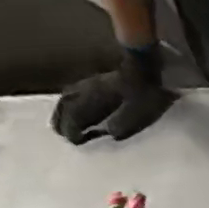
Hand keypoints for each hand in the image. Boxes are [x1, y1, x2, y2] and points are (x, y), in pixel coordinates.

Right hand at [51, 46, 175, 144]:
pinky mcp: (95, 80)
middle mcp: (86, 90)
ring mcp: (89, 83)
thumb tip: (108, 134)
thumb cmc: (143, 92)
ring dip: (62, 112)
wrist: (147, 65)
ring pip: (66, 97)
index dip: (73, 133)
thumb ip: (120, 125)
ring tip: (63, 125)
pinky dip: (69, 103)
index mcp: (94, 99)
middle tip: (65, 136)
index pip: (73, 118)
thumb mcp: (136, 114)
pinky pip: (73, 92)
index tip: (79, 142)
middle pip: (64, 107)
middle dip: (61, 123)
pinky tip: (75, 109)